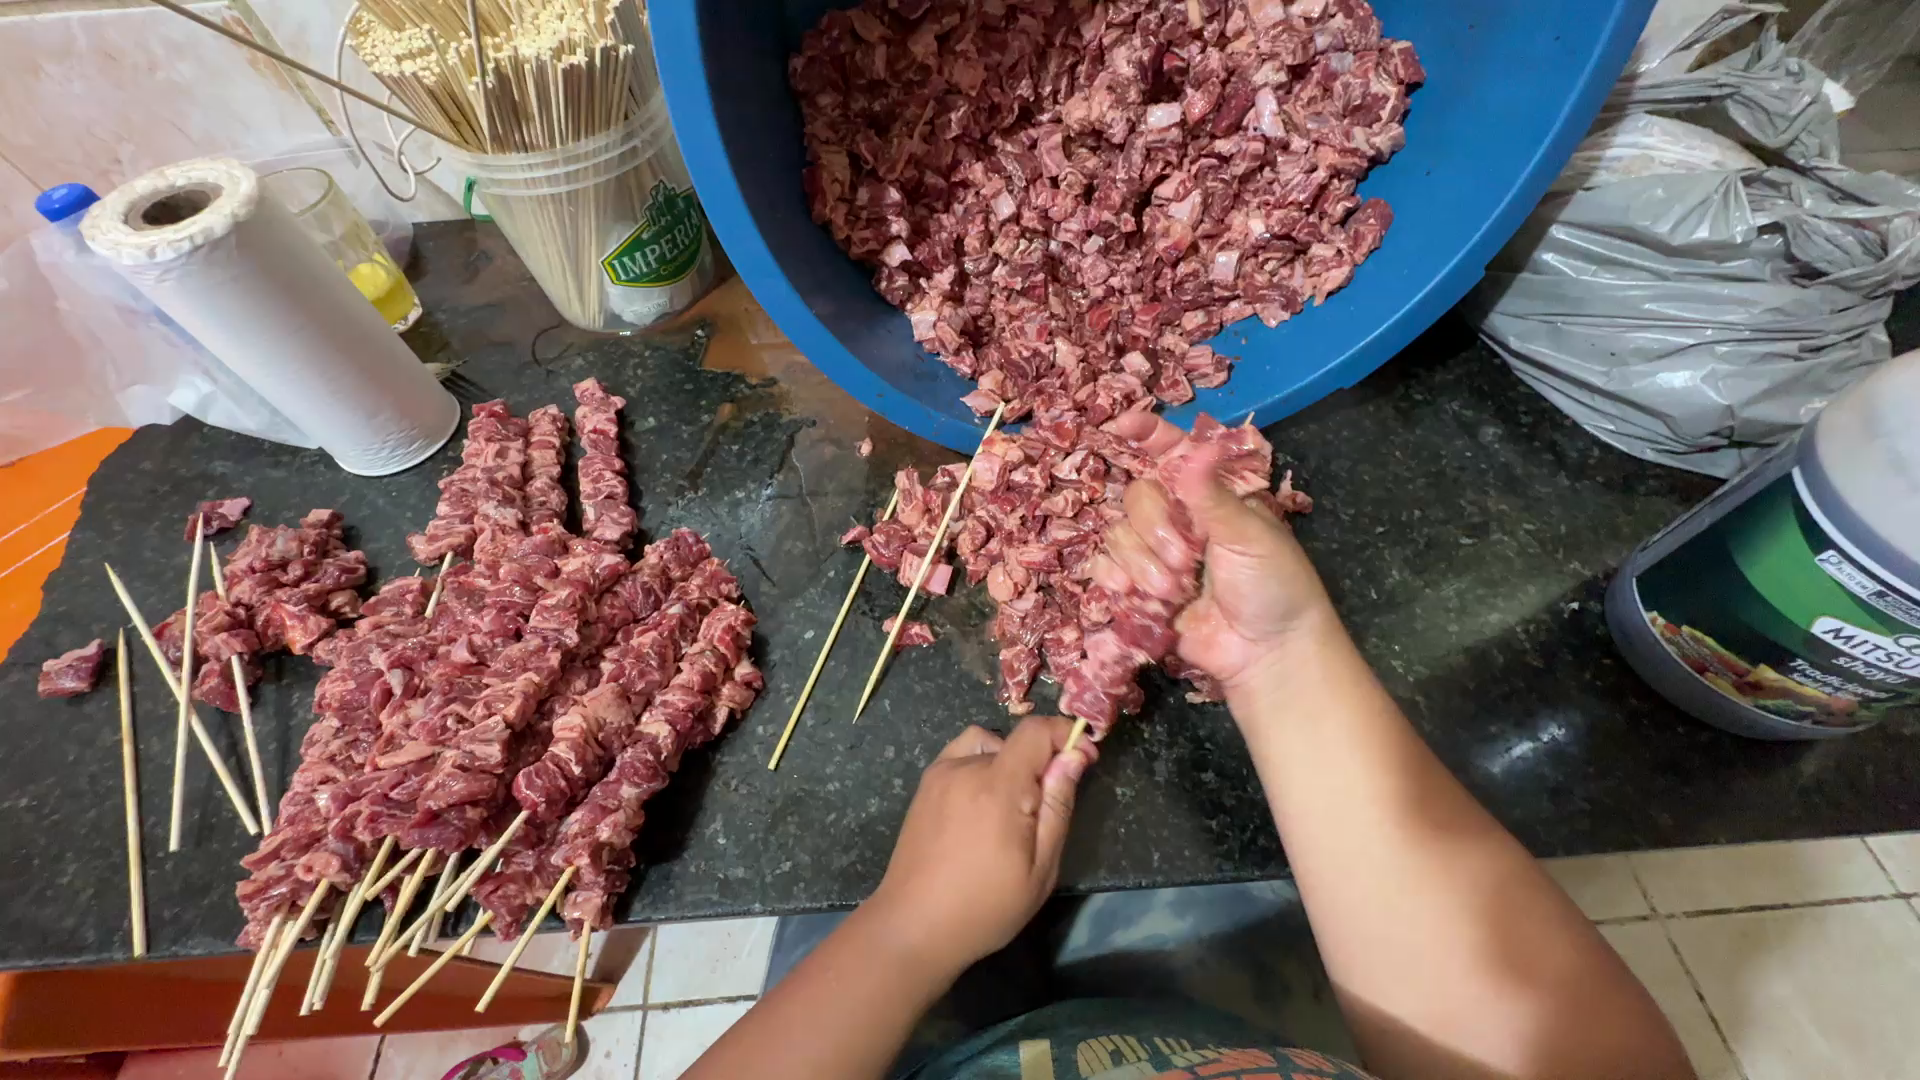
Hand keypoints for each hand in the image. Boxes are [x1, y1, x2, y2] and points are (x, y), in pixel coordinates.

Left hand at [863, 716, 1096, 976]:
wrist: (914, 925)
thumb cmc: (985, 906)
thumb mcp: (1040, 867)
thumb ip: (1057, 804)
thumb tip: (1075, 755)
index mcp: (998, 786)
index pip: (1036, 731)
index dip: (1066, 734)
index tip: (1085, 756)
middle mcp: (966, 767)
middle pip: (1015, 741)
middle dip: (1041, 762)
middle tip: (1043, 810)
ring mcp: (941, 772)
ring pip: (989, 744)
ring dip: (1010, 762)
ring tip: (1011, 807)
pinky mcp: (926, 783)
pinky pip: (963, 754)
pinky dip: (982, 763)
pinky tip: (982, 802)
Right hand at [1103, 413, 1336, 695]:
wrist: (1266, 650)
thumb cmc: (1274, 585)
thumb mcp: (1250, 534)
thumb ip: (1212, 495)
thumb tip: (1196, 449)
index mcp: (1209, 496)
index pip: (1171, 452)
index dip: (1146, 435)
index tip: (1121, 425)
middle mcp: (1177, 518)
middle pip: (1136, 496)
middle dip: (1155, 529)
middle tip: (1186, 559)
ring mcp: (1154, 554)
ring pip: (1118, 535)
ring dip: (1142, 564)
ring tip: (1174, 590)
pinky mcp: (1137, 588)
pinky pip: (1104, 568)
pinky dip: (1114, 578)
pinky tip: (1134, 593)